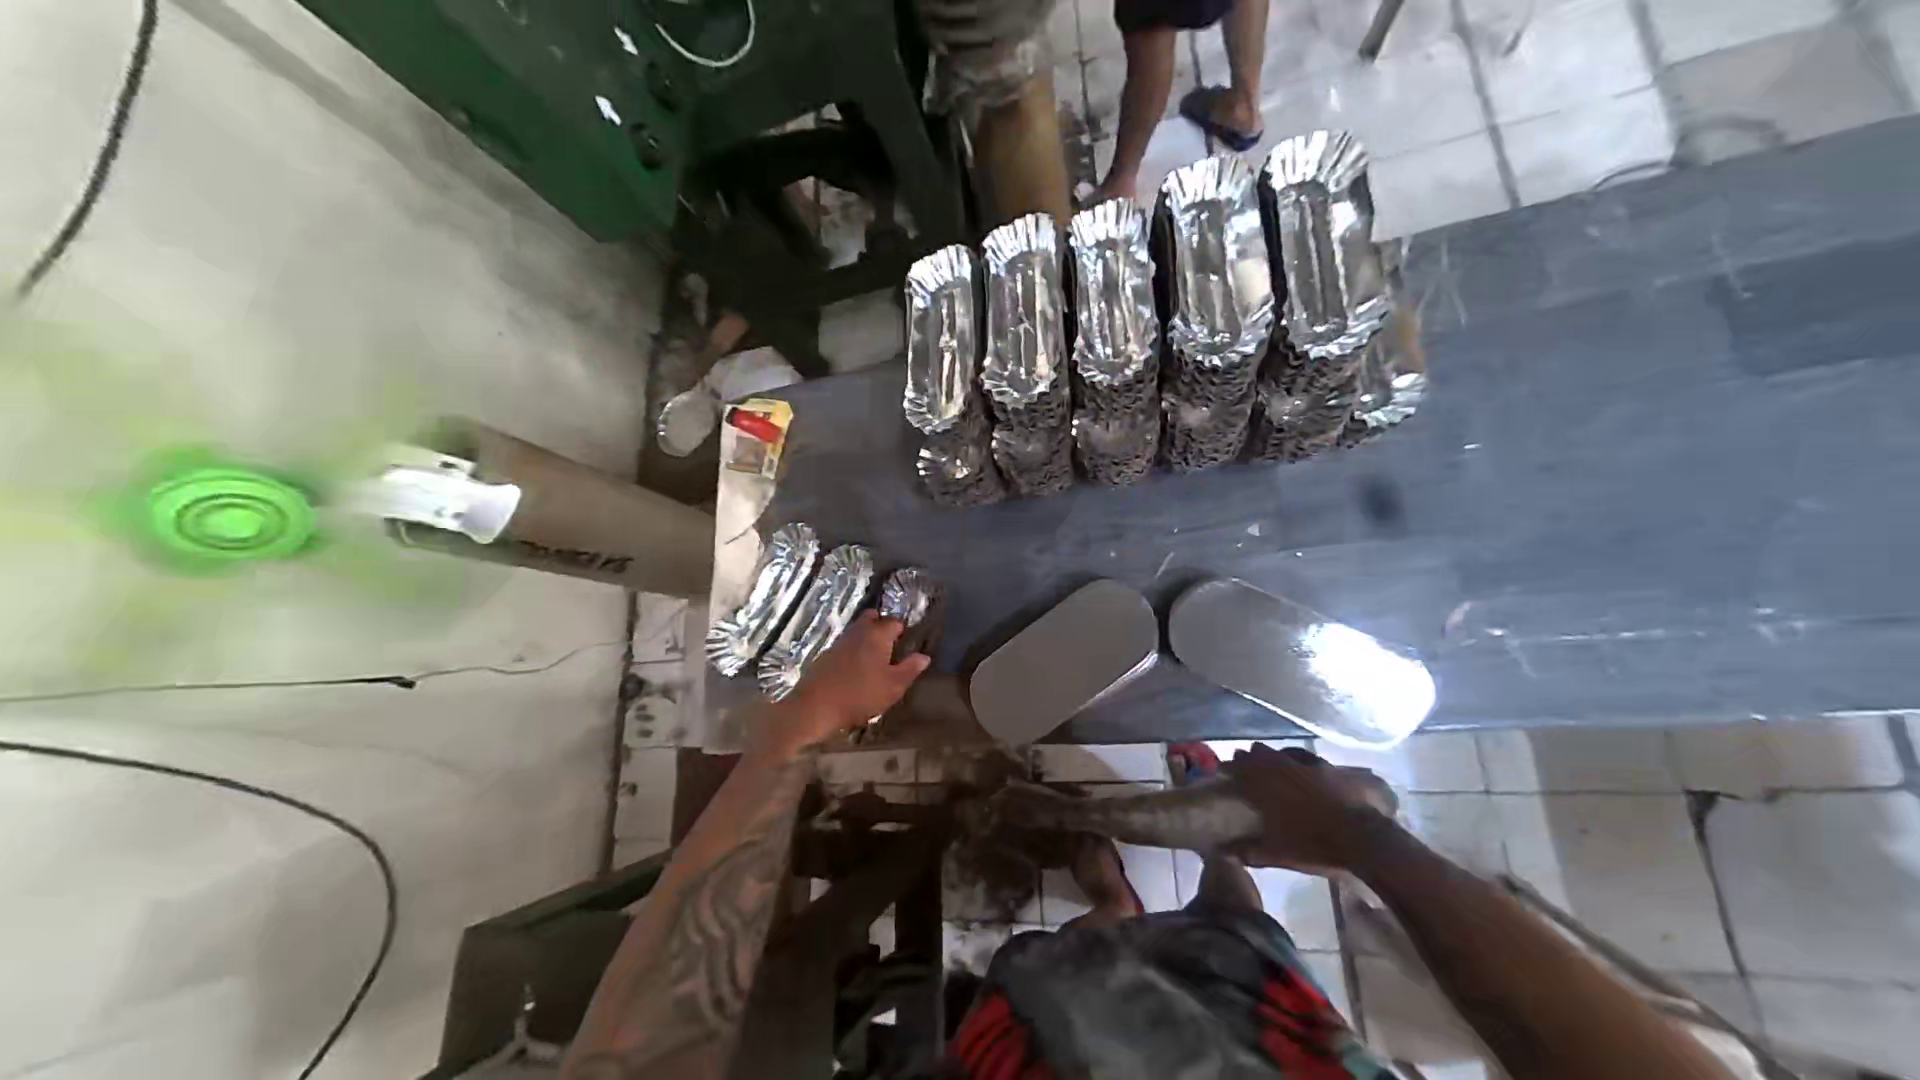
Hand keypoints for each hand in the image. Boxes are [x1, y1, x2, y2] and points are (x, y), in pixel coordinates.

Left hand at [758, 611, 929, 755]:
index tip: (907, 643)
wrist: (816, 706)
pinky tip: (856, 668)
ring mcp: (840, 641)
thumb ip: (910, 669)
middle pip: (872, 619)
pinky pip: (846, 644)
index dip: (903, 630)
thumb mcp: (893, 686)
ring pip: (857, 630)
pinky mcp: (826, 654)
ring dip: (866, 637)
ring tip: (876, 658)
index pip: (895, 622)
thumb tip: (924, 656)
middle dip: (882, 625)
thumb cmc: (861, 695)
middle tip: (891, 644)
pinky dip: (853, 650)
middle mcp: (858, 631)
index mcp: (877, 635)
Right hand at [1222, 743, 1400, 874]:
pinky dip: (1294, 756)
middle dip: (1247, 757)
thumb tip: (1224, 852)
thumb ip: (1250, 851)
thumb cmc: (1314, 846)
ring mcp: (1305, 768)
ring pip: (1280, 753)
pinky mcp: (1326, 769)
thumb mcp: (1278, 854)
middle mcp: (1282, 773)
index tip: (1221, 768)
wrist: (1361, 840)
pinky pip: (1303, 757)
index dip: (1229, 768)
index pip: (1240, 771)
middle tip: (1239, 756)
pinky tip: (1294, 758)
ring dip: (1268, 753)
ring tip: (1261, 752)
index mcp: (1266, 790)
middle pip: (1259, 757)